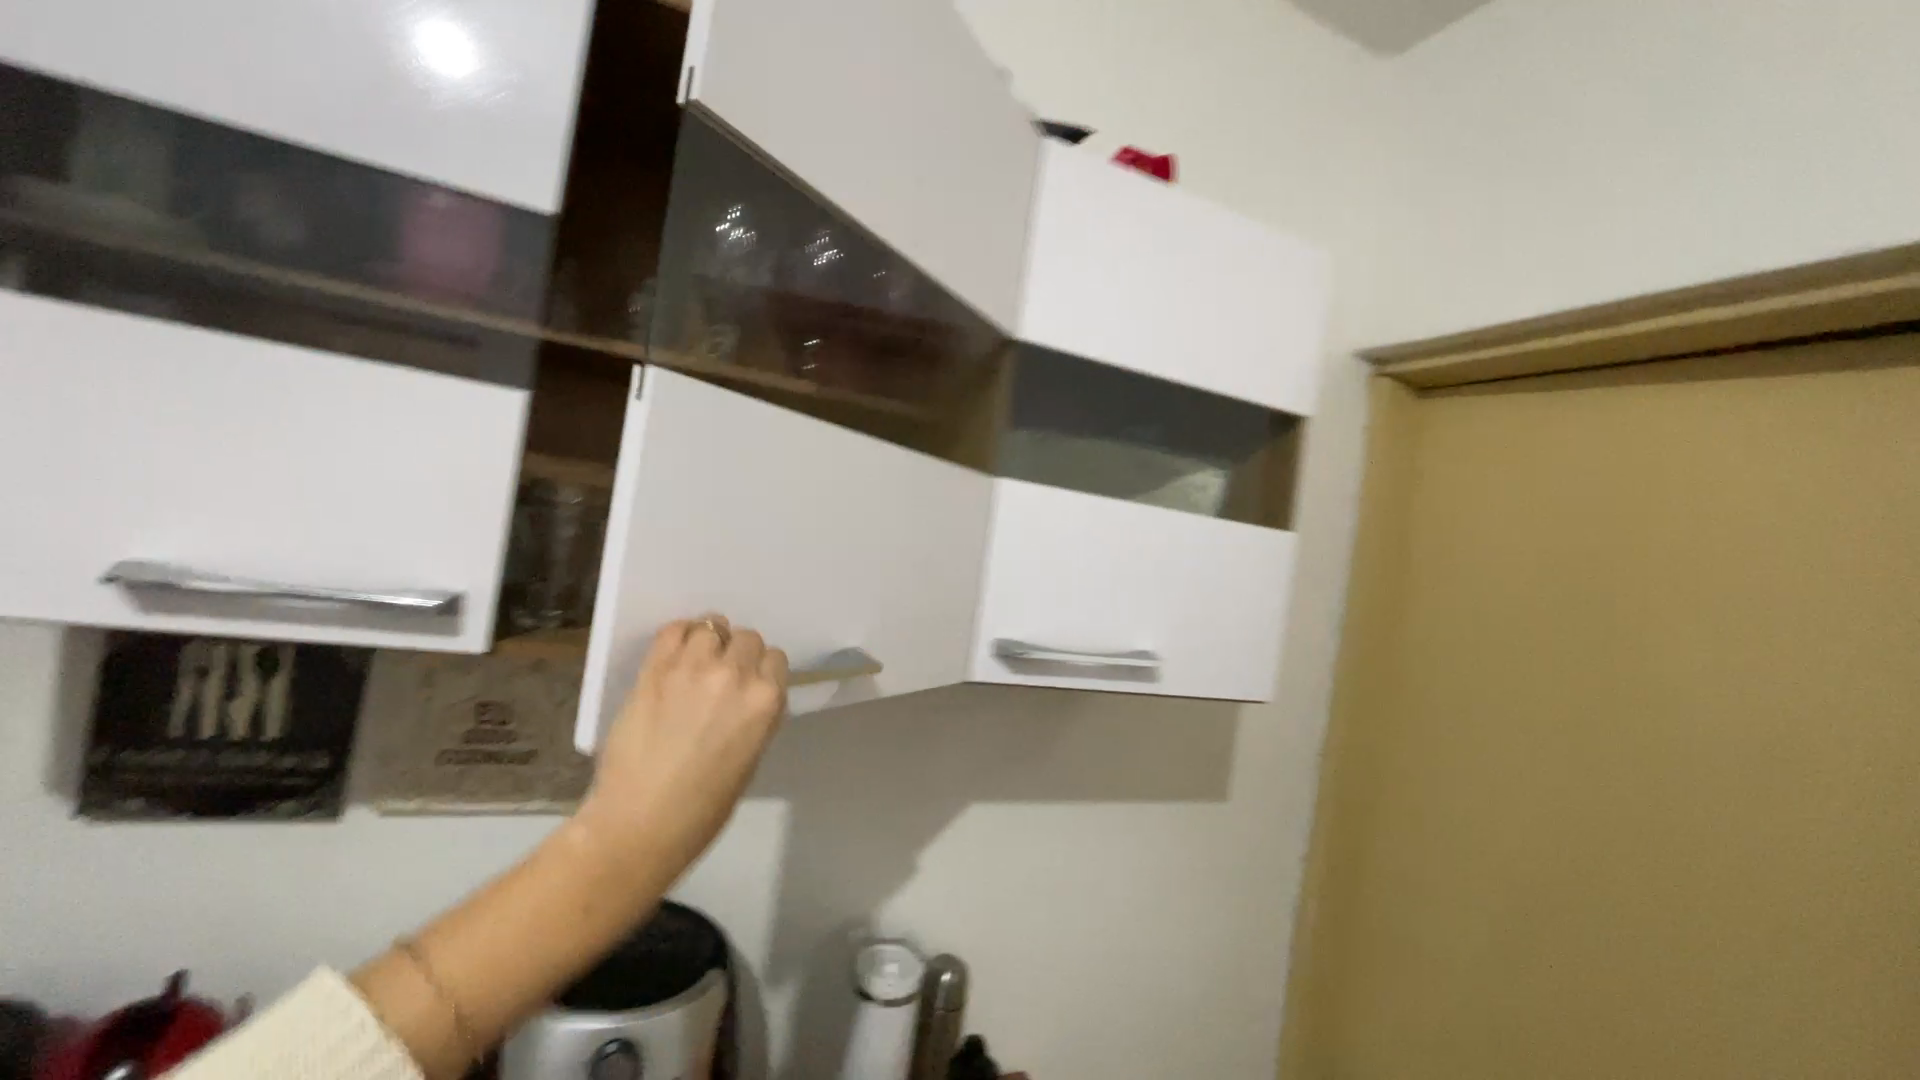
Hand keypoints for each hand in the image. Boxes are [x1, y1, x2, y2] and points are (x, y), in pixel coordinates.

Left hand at [574, 615, 788, 879]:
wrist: (642, 822)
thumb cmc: (704, 807)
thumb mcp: (750, 757)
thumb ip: (754, 716)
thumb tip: (745, 698)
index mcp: (766, 701)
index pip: (775, 658)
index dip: (762, 670)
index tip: (748, 684)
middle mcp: (735, 675)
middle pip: (747, 638)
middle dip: (738, 653)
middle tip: (721, 676)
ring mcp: (693, 668)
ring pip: (712, 626)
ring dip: (709, 641)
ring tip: (696, 663)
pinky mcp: (654, 669)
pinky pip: (673, 630)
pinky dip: (679, 635)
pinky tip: (675, 654)